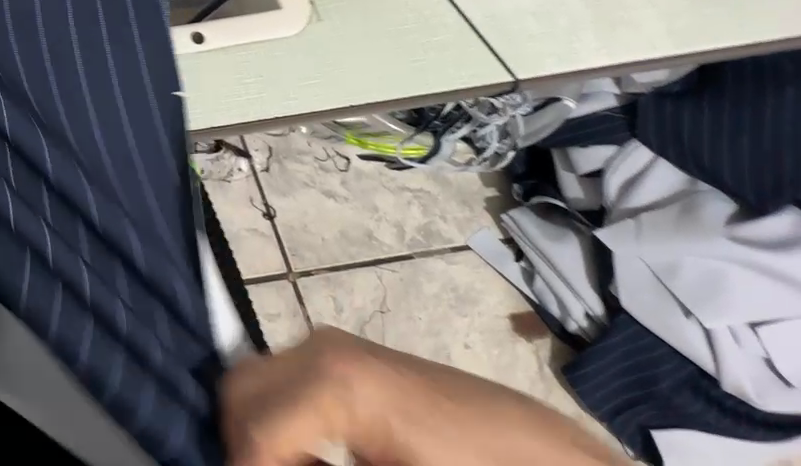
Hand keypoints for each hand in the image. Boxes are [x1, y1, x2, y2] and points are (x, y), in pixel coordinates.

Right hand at [222, 328, 623, 465]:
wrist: (559, 464)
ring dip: (260, 433)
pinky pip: (284, 381)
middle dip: (243, 446)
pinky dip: (281, 421)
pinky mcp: (345, 357)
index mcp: (337, 385)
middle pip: (241, 392)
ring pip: (255, 382)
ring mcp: (332, 347)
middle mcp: (321, 350)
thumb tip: (264, 465)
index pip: (255, 430)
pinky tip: (311, 461)